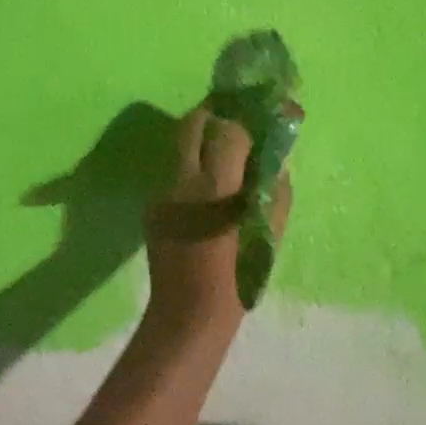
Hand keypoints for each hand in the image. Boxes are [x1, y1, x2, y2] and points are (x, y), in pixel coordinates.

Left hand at [144, 105, 291, 329]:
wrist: (188, 312)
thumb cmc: (238, 279)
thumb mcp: (269, 233)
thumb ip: (274, 189)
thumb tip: (275, 159)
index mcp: (216, 187)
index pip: (229, 130)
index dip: (249, 119)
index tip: (266, 111)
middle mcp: (182, 181)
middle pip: (193, 124)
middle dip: (215, 116)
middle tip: (236, 123)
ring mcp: (162, 192)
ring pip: (179, 147)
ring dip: (200, 142)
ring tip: (222, 154)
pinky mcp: (151, 207)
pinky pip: (172, 174)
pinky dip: (190, 170)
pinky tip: (204, 190)